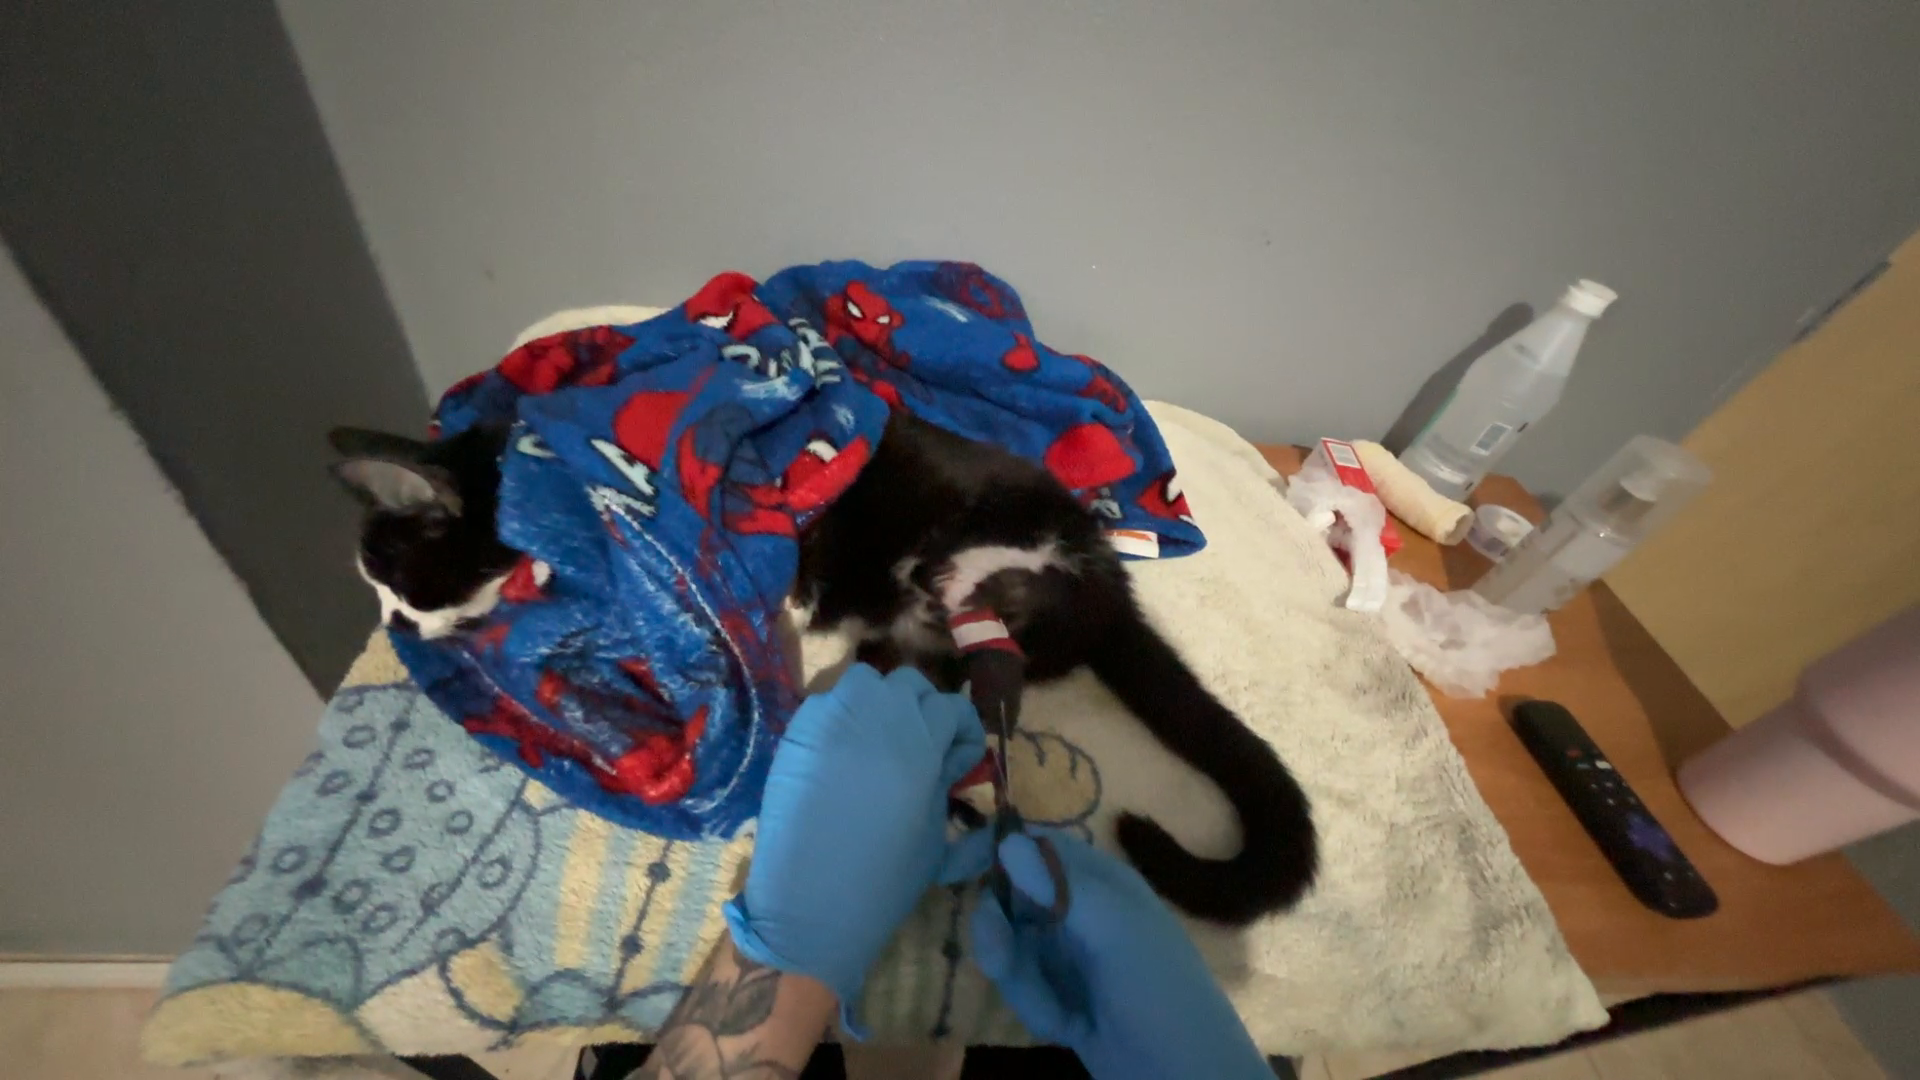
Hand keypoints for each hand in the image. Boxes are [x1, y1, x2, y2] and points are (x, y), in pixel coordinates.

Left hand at [725, 663, 984, 1025]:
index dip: (964, 732)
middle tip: (921, 744)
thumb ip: (945, 778)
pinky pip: (829, 702)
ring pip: (866, 682)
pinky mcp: (799, 728)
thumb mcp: (934, 831)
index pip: (954, 707)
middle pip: (911, 683)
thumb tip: (951, 754)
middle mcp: (879, 714)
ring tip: (879, 740)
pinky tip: (841, 753)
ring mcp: (834, 716)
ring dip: (880, 701)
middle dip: (924, 707)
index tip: (960, 759)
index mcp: (921, 741)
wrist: (808, 904)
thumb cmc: (883, 878)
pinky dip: (842, 716)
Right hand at [962, 831, 1271, 1079]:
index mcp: (1098, 880)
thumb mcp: (1117, 932)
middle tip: (997, 959)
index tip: (952, 867)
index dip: (994, 849)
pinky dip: (1036, 1007)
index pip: (1035, 846)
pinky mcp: (1064, 996)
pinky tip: (1067, 1028)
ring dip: (1022, 980)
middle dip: (1000, 929)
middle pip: (1012, 896)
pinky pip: (1025, 986)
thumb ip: (1061, 886)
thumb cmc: (1160, 994)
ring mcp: (1071, 955)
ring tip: (1054, 1014)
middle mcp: (1080, 909)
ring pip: (1013, 945)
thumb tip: (1009, 840)